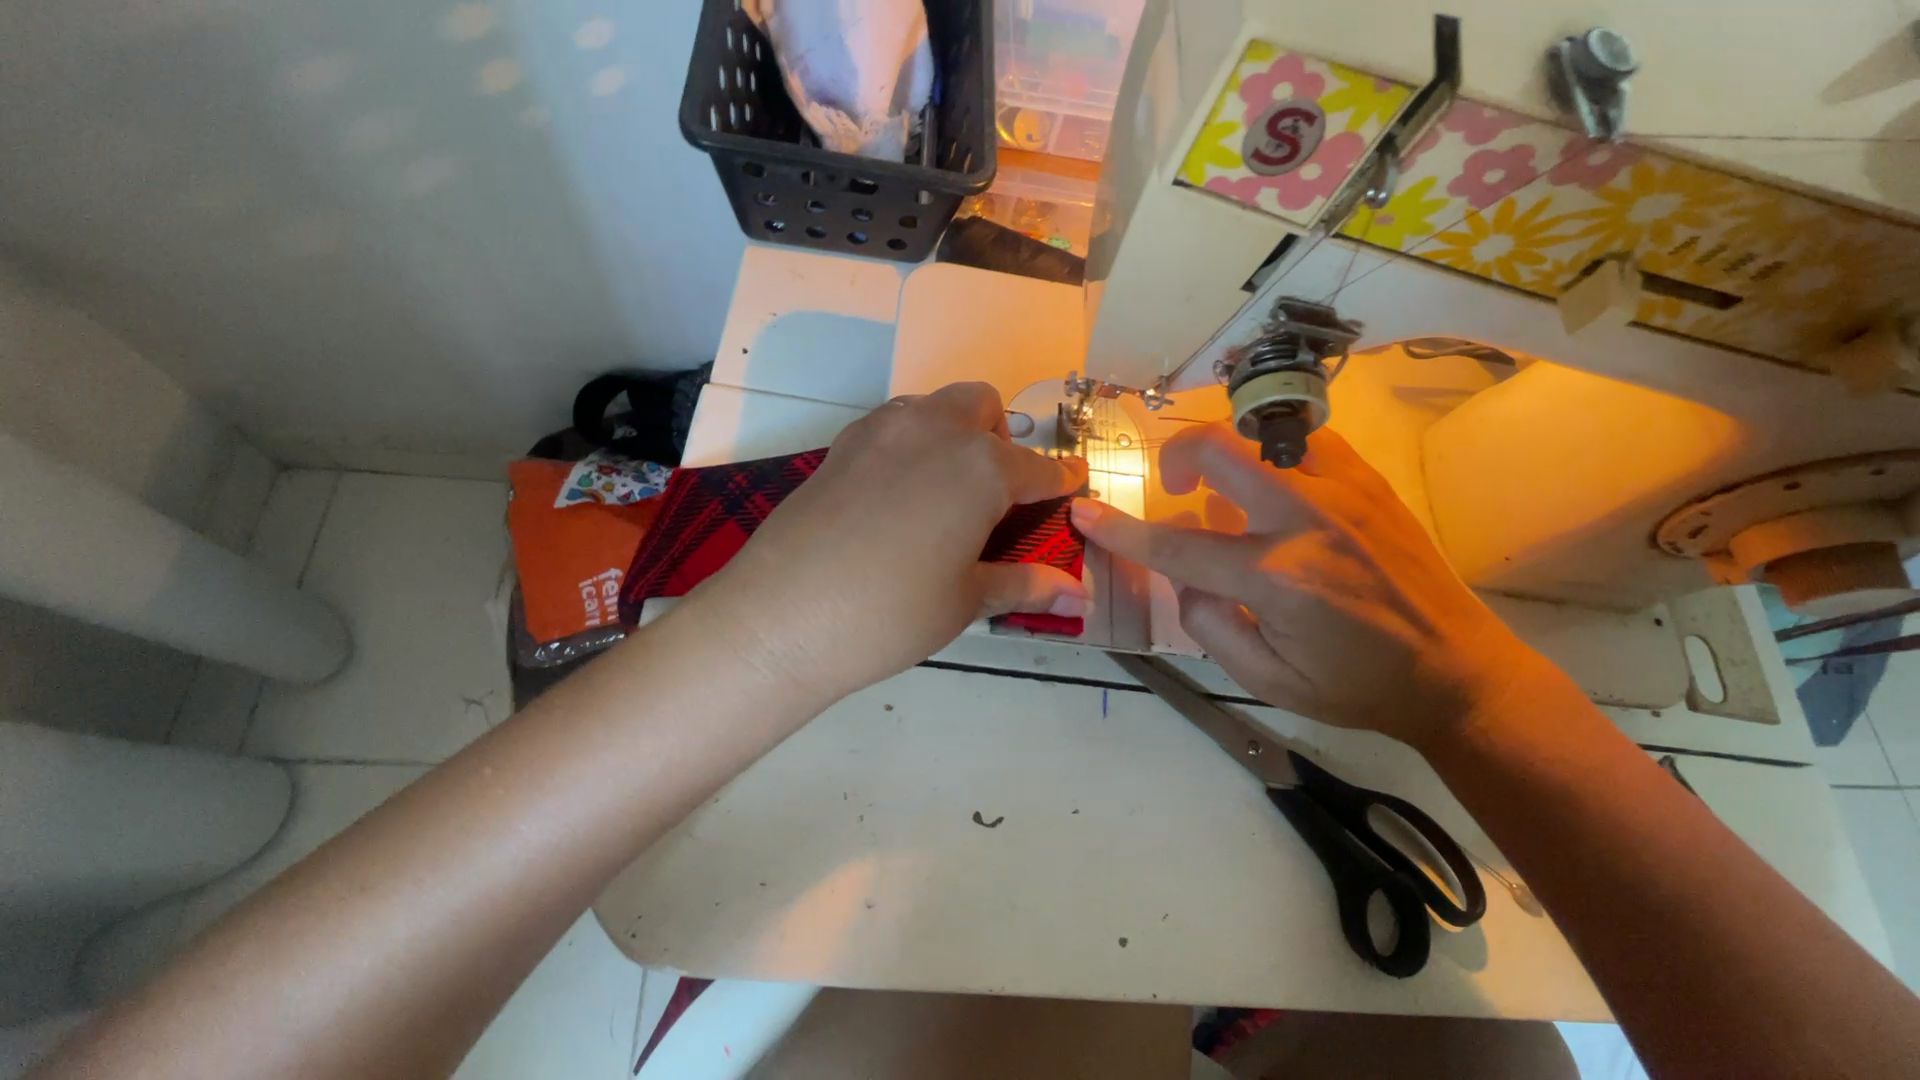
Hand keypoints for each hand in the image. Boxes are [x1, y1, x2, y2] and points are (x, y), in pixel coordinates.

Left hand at [691, 382, 1088, 703]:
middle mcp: (935, 431)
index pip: (1037, 469)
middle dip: (1001, 439)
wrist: (781, 617)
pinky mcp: (840, 446)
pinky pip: (892, 424)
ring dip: (954, 432)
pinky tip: (901, 496)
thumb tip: (1079, 597)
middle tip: (997, 494)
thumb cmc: (890, 615)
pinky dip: (911, 443)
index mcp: (981, 466)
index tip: (1073, 488)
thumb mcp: (966, 602)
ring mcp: (881, 431)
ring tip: (947, 492)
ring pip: (933, 406)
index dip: (1060, 482)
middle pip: (982, 407)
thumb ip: (1025, 584)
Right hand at [1071, 423, 1548, 748]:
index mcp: (1280, 577)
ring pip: (1264, 430)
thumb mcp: (1266, 682)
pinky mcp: (1370, 483)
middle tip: (1177, 488)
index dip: (1121, 529)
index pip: (1178, 544)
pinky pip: (1306, 439)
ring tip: (1228, 489)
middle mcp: (1309, 519)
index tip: (1085, 511)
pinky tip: (1277, 488)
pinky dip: (1274, 453)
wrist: (1457, 672)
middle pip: (1220, 448)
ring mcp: (1345, 491)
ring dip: (1229, 451)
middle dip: (1177, 456)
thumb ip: (1208, 624)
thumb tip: (1185, 574)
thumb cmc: (1355, 687)